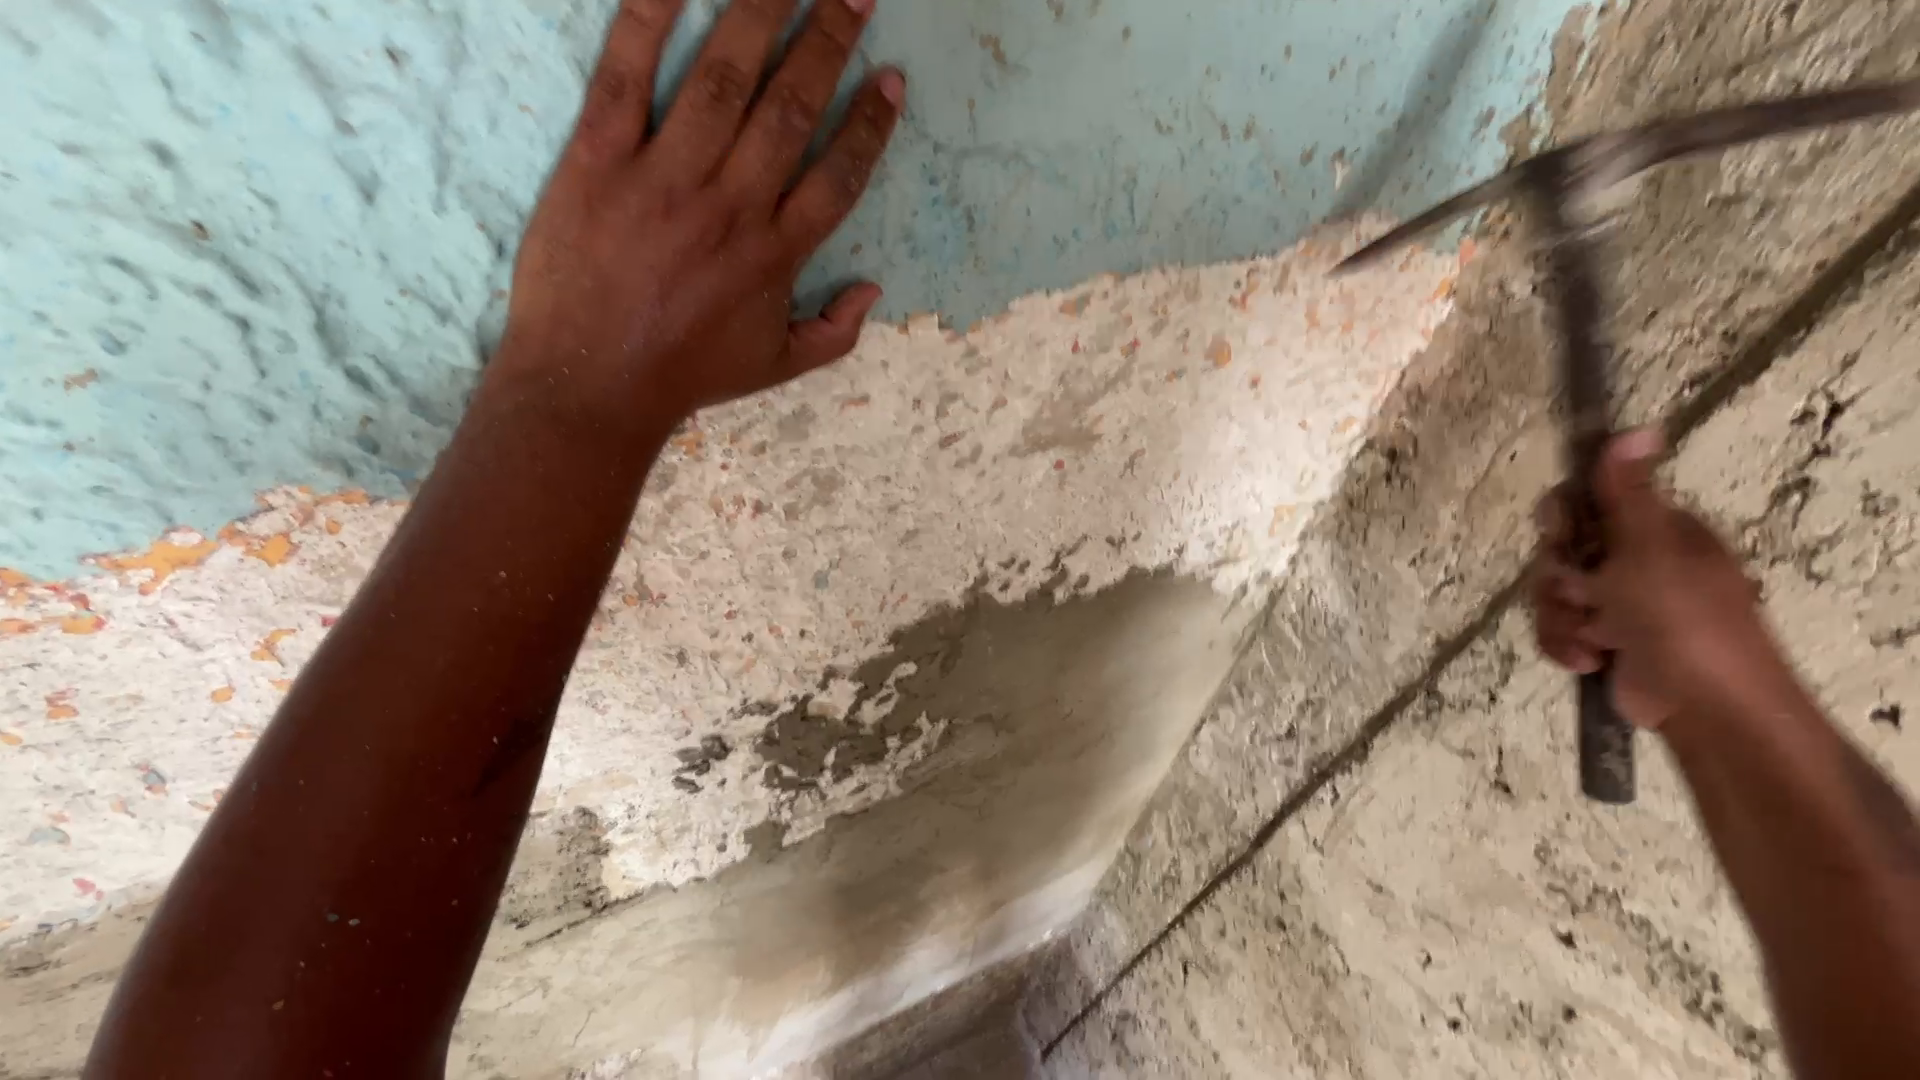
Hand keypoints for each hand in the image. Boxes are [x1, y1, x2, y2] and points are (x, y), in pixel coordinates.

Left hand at [498, 0, 903, 419]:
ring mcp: (663, 179)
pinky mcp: (598, 162)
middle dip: (830, 41)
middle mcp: (730, 207)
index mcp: (775, 255)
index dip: (870, 124)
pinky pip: (625, 76)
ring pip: (722, 78)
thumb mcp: (776, 367)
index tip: (891, 81)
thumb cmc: (686, 374)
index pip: (839, 175)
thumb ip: (835, 334)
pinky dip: (648, 18)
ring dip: (761, 13)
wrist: (590, 384)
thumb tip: (874, 290)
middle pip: (791, 108)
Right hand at [1531, 429, 1791, 732]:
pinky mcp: (1601, 640)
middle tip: (1583, 593)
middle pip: (1556, 551)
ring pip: (1550, 594)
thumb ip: (1629, 493)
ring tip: (1594, 641)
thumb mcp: (1650, 548)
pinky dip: (1564, 645)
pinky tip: (1588, 661)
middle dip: (1558, 579)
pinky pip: (1555, 629)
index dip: (1561, 518)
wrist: (1706, 707)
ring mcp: (1616, 604)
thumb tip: (1640, 425)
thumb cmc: (1683, 619)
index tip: (1562, 536)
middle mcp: (1632, 563)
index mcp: (1653, 532)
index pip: (1583, 503)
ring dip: (1561, 619)